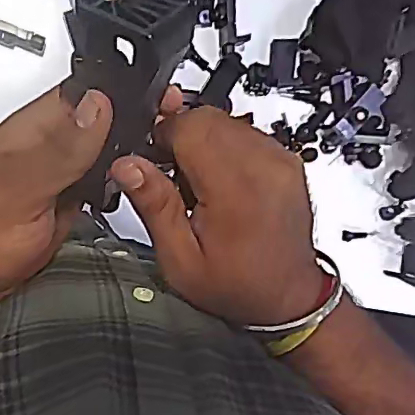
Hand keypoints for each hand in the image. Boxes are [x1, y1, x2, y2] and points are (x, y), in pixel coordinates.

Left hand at [0, 86, 113, 305]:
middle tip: (129, 150)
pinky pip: (85, 192)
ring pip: (89, 160)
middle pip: (86, 127)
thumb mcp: (24, 188)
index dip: (105, 95)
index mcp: (22, 135)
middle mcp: (35, 154)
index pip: (72, 96)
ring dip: (107, 166)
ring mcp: (45, 182)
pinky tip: (102, 200)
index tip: (136, 106)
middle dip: (112, 135)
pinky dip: (98, 194)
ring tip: (112, 178)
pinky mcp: (52, 211)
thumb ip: (62, 149)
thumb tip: (96, 105)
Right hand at [110, 107, 327, 325]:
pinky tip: (216, 181)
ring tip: (195, 183)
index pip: (190, 125)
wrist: (286, 298)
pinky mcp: (286, 160)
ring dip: (201, 142)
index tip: (151, 159)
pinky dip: (223, 148)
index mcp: (236, 190)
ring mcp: (280, 160)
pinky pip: (245, 132)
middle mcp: (265, 167)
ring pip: (225, 120)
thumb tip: (127, 167)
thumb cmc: (237, 285)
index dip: (162, 136)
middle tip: (169, 173)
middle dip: (179, 136)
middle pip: (207, 116)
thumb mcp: (180, 259)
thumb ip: (154, 206)